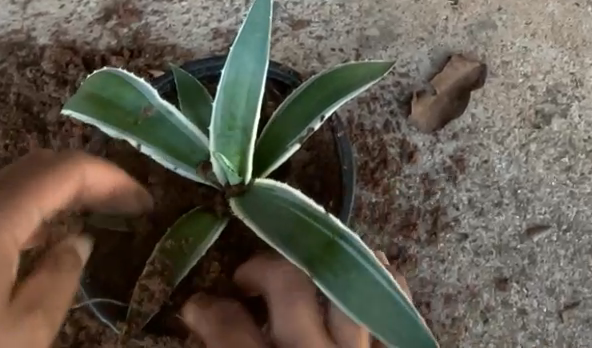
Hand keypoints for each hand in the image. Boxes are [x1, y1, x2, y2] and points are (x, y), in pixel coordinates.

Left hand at [0, 150, 150, 347]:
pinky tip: (14, 254)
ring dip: (42, 196)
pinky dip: (6, 217)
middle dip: (80, 177)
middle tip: (116, 204)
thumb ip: (60, 278)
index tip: (142, 203)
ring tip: (73, 225)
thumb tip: (78, 241)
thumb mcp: (22, 337)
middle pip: (29, 168)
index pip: (65, 171)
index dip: (111, 178)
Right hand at [180, 254, 407, 347]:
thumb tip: (209, 324)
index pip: (228, 329)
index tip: (196, 303)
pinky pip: (395, 298)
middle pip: (289, 284)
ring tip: (301, 264)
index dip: (206, 310)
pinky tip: (362, 264)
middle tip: (245, 277)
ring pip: (342, 278)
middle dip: (262, 268)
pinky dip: (379, 274)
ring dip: (319, 261)